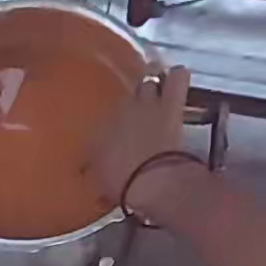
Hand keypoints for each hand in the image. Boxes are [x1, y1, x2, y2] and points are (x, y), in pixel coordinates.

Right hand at [87, 64, 192, 203]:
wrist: (151, 182)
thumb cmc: (124, 187)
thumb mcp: (102, 184)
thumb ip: (97, 172)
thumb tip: (88, 170)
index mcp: (97, 134)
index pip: (98, 128)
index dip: (106, 136)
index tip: (112, 146)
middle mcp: (118, 113)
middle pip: (124, 100)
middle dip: (131, 106)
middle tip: (138, 117)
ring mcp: (146, 105)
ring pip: (148, 81)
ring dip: (153, 87)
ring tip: (158, 94)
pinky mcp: (171, 105)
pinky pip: (177, 77)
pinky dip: (177, 77)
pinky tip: (176, 80)